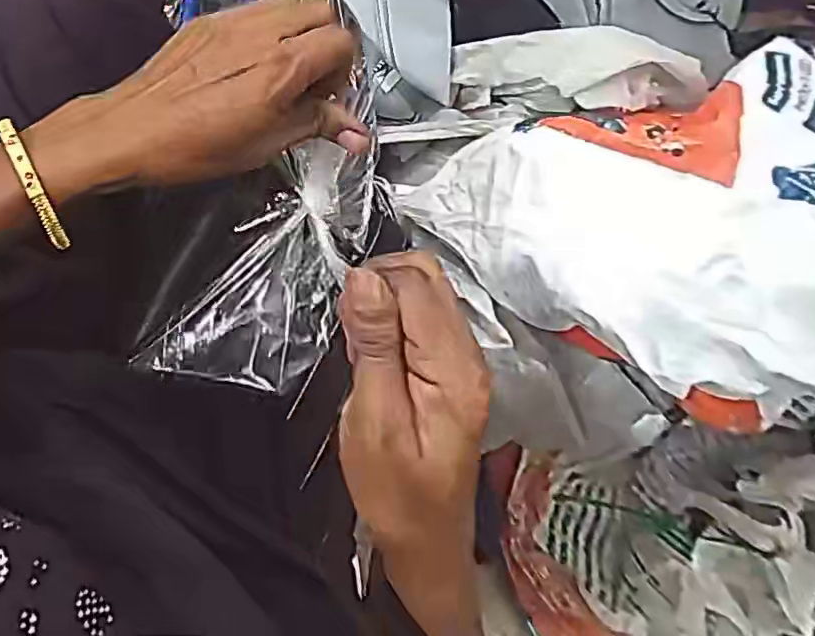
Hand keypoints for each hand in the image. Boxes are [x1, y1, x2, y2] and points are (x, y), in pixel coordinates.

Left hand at [27, 0, 368, 192]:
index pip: (342, 41)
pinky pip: (253, 9)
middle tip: (314, 81)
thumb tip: (352, 130)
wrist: (128, 129)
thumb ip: (314, 126)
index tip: (329, 98)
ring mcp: (230, 21)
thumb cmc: (187, 144)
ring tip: (284, 69)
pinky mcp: (206, 21)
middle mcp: (259, 32)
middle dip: (329, 42)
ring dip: (300, 30)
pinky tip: (252, 61)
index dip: (345, 71)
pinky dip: (268, 27)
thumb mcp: (262, 145)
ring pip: (288, 3)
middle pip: (322, 10)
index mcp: (279, 64)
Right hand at [338, 252, 488, 635]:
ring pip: (423, 287)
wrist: (424, 540)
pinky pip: (420, 311)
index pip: (415, 285)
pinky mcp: (450, 363)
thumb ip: (373, 342)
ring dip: (382, 296)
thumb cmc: (394, 490)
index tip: (346, 316)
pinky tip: (372, 345)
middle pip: (426, 275)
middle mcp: (468, 354)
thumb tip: (363, 277)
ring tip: (359, 337)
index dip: (371, 284)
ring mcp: (463, 357)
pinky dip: (389, 313)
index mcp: (453, 368)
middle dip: (378, 280)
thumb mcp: (373, 416)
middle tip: (350, 322)